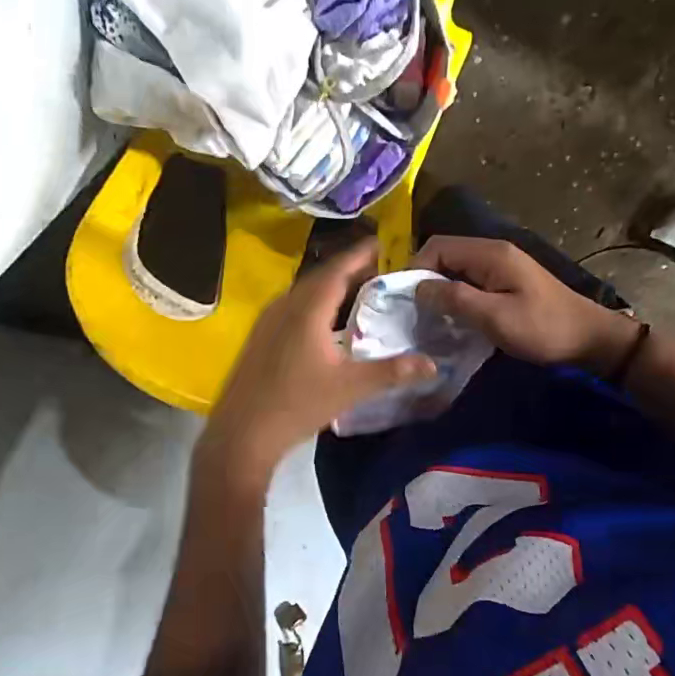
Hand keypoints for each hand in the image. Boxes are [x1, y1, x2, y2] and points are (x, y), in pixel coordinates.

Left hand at [200, 239, 436, 482]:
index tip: (382, 242)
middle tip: (379, 269)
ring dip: (330, 288)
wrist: (242, 433)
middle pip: (320, 278)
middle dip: (349, 270)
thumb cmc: (297, 405)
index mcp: (306, 309)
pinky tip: (327, 323)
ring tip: (358, 292)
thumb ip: (391, 372)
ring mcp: (267, 321)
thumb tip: (432, 364)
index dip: (360, 254)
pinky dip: (315, 305)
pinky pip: (292, 308)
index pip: (337, 269)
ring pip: (304, 293)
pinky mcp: (259, 337)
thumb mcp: (350, 388)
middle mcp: (284, 306)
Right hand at [415, 236, 634, 369]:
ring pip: (455, 269)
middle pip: (444, 255)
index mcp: (490, 253)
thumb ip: (454, 299)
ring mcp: (501, 266)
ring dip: (439, 288)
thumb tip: (418, 289)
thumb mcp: (494, 317)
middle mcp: (493, 251)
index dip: (415, 269)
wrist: (590, 339)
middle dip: (424, 279)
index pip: (437, 246)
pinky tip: (452, 316)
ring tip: (429, 316)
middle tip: (414, 310)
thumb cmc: (542, 328)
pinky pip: (469, 280)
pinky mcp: (506, 281)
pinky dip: (455, 294)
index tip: (405, 300)